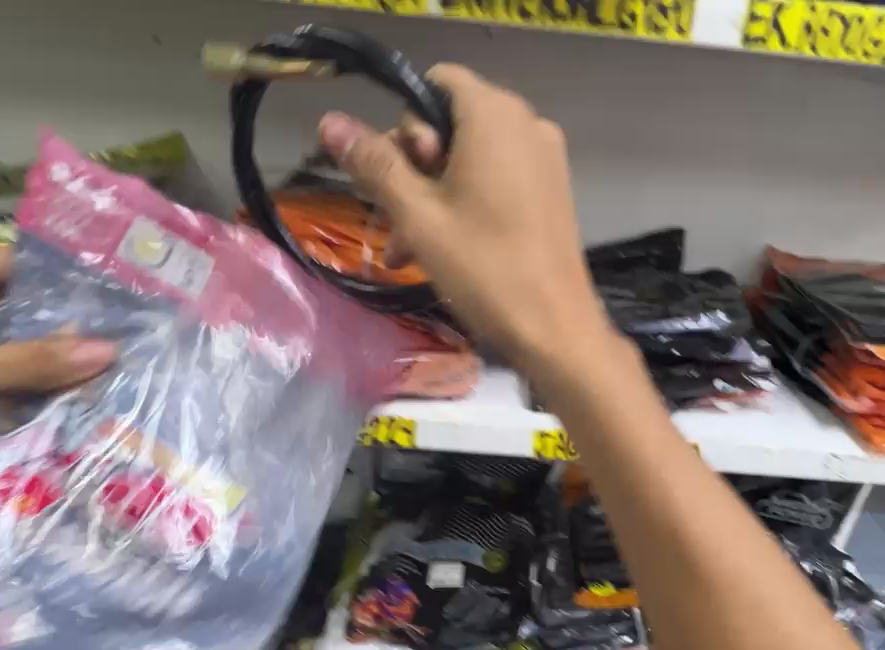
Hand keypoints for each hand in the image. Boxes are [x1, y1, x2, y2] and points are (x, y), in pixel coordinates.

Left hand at [0, 246, 114, 454]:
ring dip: (32, 356)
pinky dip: (7, 375)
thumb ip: (36, 362)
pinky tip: (44, 395)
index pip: (13, 264)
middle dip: (53, 328)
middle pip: (7, 300)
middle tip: (108, 350)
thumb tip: (110, 351)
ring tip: (89, 375)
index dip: (61, 286)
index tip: (110, 311)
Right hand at [318, 65, 628, 395]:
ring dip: (432, 200)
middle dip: (414, 173)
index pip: (434, 83)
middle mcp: (526, 124)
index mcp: (494, 114)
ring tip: (408, 253)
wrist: (555, 329)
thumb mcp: (419, 217)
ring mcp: (544, 160)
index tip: (403, 180)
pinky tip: (445, 253)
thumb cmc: (485, 270)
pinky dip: (467, 207)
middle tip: (396, 227)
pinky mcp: (552, 194)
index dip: (406, 127)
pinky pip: (498, 183)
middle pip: (450, 125)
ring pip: (471, 162)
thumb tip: (329, 122)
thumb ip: (375, 165)